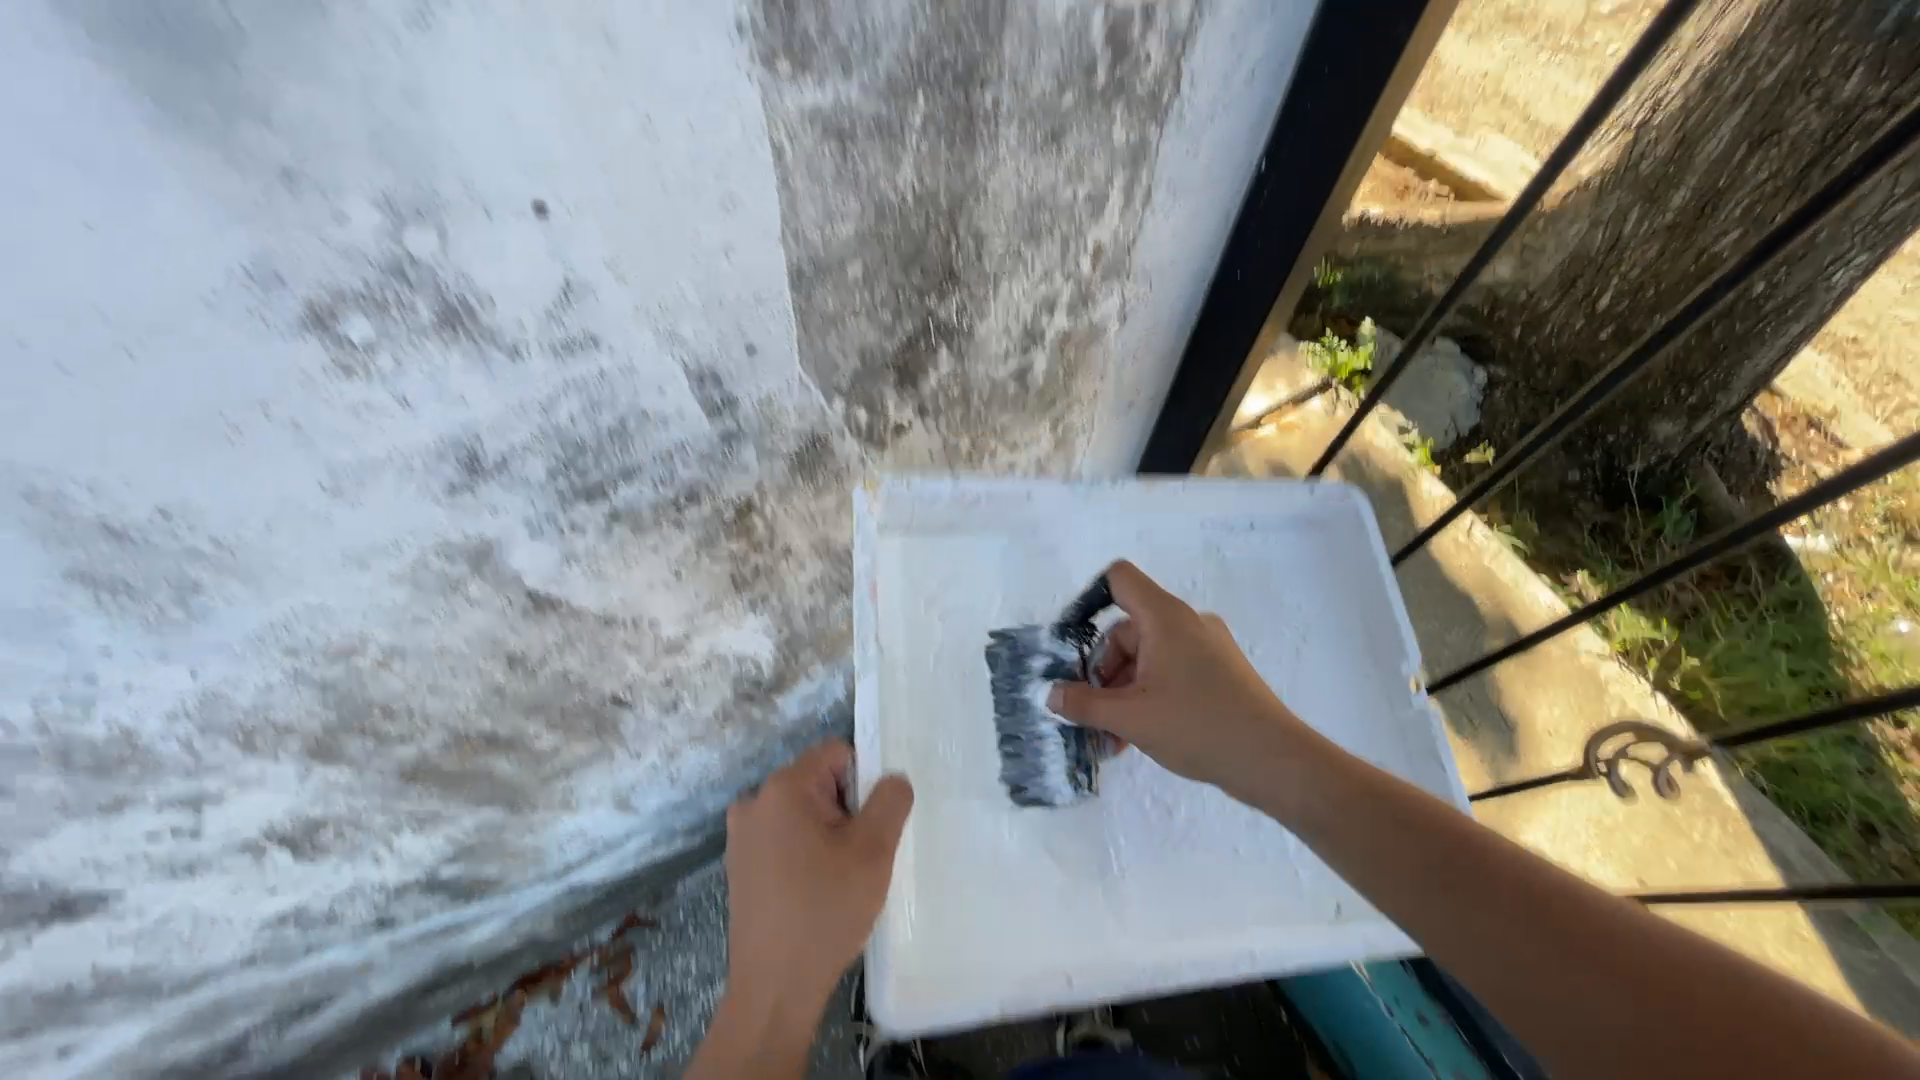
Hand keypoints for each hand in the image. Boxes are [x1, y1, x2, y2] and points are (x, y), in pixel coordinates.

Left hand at [720, 740, 913, 1031]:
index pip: (837, 753)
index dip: (864, 782)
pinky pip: (785, 840)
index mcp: (783, 788)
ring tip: (840, 878)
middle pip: (819, 782)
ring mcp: (742, 837)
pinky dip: (806, 855)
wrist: (775, 988)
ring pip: (803, 814)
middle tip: (860, 857)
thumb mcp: (874, 850)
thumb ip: (891, 800)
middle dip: (846, 810)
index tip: (873, 825)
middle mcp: (754, 802)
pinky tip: (817, 893)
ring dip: (828, 834)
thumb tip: (892, 779)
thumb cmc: (825, 910)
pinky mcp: (741, 867)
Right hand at [1048, 560, 1314, 801]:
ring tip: (1111, 738)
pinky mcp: (1219, 674)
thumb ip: (1083, 703)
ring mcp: (1207, 648)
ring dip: (1122, 693)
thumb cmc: (1198, 726)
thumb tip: (1051, 694)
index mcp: (1165, 618)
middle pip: (1127, 630)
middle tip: (1091, 714)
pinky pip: (1170, 673)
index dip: (1088, 601)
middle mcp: (1187, 623)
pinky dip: (1148, 697)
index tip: (1072, 645)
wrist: (1274, 761)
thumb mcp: (1130, 717)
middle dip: (1102, 672)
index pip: (1119, 579)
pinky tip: (1136, 737)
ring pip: (1147, 658)